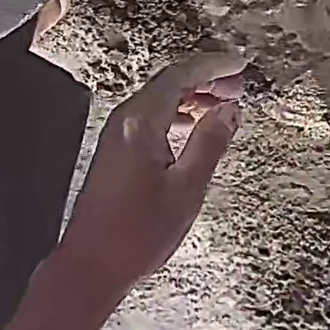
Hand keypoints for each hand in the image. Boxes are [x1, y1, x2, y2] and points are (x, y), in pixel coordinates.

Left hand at [54, 51, 246, 297]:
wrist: (91, 265)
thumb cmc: (136, 234)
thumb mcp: (186, 190)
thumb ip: (209, 143)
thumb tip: (229, 110)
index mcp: (140, 122)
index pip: (180, 75)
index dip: (213, 66)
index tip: (238, 64)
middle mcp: (126, 119)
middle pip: (170, 82)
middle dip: (206, 78)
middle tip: (237, 84)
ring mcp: (118, 132)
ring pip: (161, 98)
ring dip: (193, 95)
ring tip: (223, 103)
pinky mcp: (117, 147)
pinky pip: (151, 115)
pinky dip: (177, 112)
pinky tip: (194, 125)